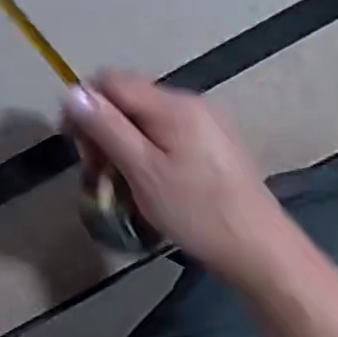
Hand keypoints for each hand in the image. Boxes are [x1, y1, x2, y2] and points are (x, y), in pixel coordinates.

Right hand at [63, 72, 294, 285]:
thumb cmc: (197, 213)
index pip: (109, 81)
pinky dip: (144, 144)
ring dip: (120, 137)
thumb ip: (105, 127)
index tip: (75, 142)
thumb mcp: (142, 170)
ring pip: (142, 113)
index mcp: (172, 105)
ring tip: (117, 174)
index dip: (83, 105)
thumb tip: (71, 92)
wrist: (265, 255)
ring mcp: (206, 121)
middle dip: (101, 124)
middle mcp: (190, 102)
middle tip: (95, 165)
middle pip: (125, 95)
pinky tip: (146, 174)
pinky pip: (163, 128)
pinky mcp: (214, 141)